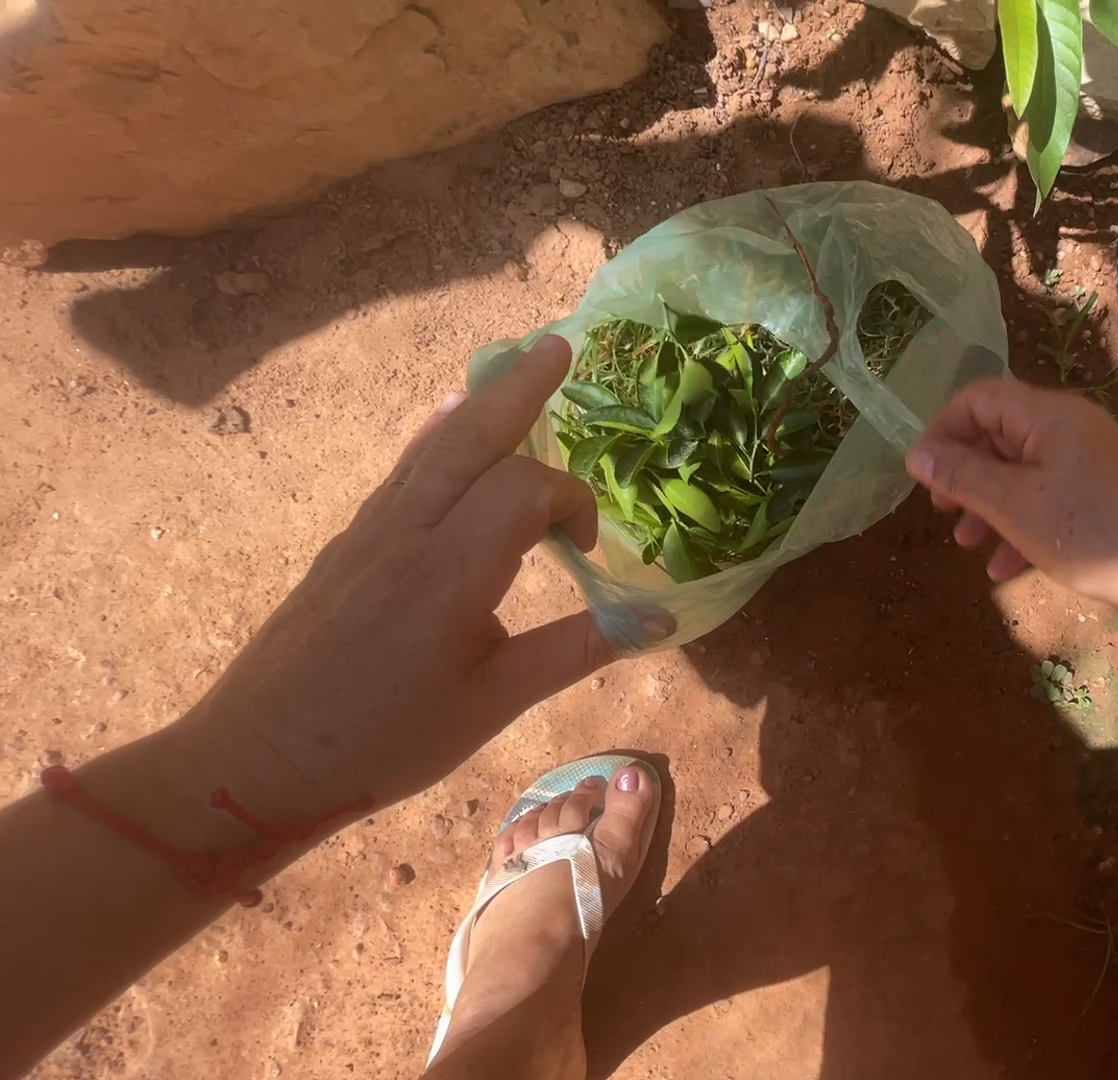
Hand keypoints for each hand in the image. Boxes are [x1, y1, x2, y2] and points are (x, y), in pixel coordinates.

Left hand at [145, 335, 621, 834]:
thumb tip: (663, 620)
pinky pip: (406, 470)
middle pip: (470, 438)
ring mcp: (370, 533)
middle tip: (559, 345)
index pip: (525, 490)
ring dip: (481, 402)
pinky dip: (440, 435)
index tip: (588, 552)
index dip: (573, 504)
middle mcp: (406, 533)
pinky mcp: (352, 545)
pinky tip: (448, 421)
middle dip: (520, 389)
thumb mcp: (497, 701)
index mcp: (448, 571)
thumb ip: (581, 648)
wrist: (249, 767)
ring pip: (433, 447)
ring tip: (516, 366)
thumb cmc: (385, 740)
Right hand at [906, 379, 1117, 614]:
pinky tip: (1004, 567)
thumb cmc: (1088, 534)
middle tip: (942, 510)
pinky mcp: (1098, 494)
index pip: (980, 398)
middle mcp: (1070, 428)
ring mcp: (1087, 461)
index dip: (943, 430)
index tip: (922, 473)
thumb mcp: (1014, 506)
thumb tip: (916, 454)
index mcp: (1050, 416)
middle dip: (965, 474)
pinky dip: (1020, 525)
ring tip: (967, 544)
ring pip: (1020, 472)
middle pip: (999, 435)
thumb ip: (962, 475)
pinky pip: (1046, 498)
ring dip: (988, 506)